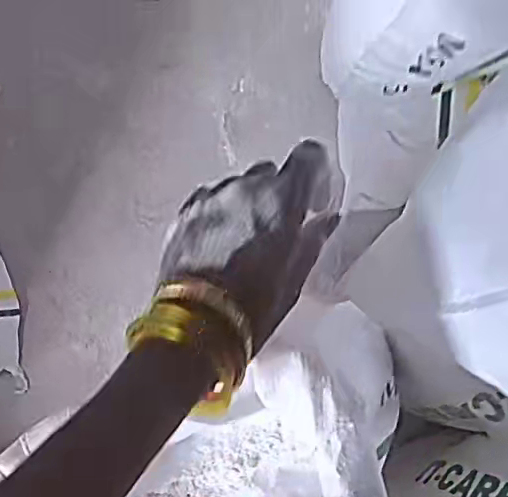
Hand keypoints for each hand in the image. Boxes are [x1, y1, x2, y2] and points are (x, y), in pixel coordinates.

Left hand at [159, 141, 338, 349]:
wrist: (197, 327)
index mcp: (282, 199)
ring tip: (244, 247)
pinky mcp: (183, 216)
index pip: (309, 158)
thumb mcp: (294, 282)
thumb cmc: (251, 309)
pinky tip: (219, 250)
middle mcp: (245, 188)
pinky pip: (208, 205)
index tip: (316, 200)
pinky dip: (217, 219)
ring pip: (236, 189)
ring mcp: (210, 199)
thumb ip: (312, 242)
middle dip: (277, 198)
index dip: (316, 177)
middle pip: (268, 175)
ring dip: (245, 208)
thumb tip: (323, 222)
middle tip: (278, 233)